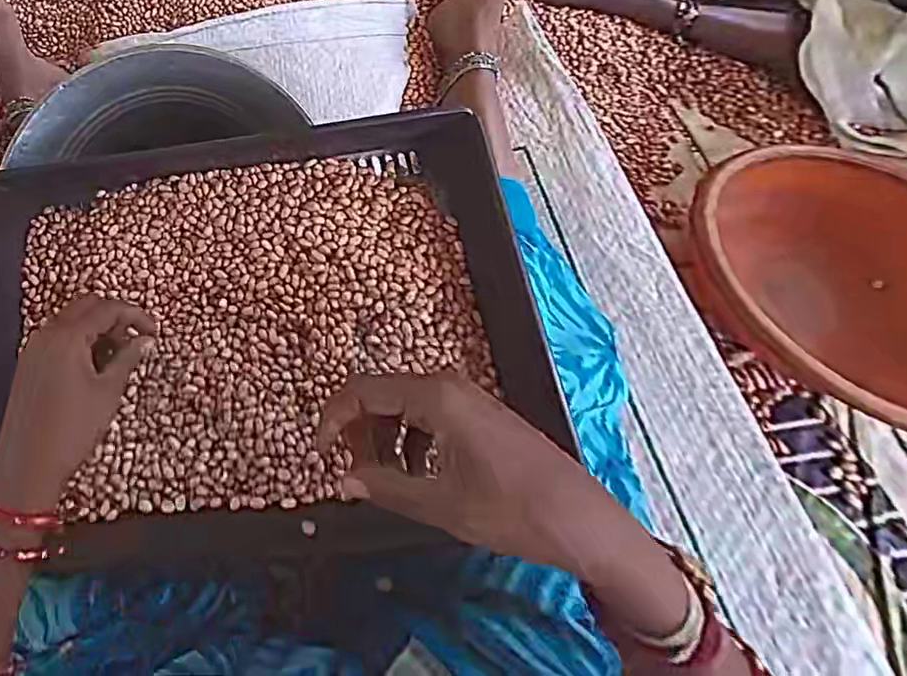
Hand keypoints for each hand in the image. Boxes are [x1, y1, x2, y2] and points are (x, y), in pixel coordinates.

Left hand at [0, 296, 156, 511]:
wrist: (27, 469)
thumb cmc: (68, 433)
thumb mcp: (107, 392)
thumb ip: (127, 358)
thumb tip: (143, 341)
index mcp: (67, 337)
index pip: (106, 309)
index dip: (134, 315)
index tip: (151, 330)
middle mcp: (46, 336)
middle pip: (86, 307)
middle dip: (113, 317)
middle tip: (134, 339)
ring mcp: (33, 349)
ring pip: (70, 321)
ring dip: (95, 329)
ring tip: (116, 356)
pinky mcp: (27, 365)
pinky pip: (56, 338)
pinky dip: (77, 342)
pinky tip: (92, 366)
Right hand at [316, 372, 648, 582]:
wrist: (587, 522)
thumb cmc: (517, 510)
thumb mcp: (442, 505)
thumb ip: (385, 488)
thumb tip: (344, 481)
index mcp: (434, 396)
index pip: (361, 392)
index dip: (332, 419)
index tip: (319, 450)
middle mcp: (445, 384)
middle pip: (379, 396)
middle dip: (361, 434)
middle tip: (357, 474)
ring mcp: (464, 395)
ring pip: (402, 406)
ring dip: (385, 440)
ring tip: (388, 481)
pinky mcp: (476, 411)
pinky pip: (426, 414)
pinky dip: (410, 441)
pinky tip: (418, 475)